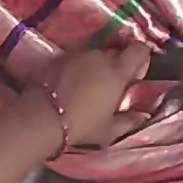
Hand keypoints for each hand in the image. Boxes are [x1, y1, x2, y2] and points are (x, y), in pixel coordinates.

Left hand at [25, 43, 150, 150]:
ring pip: (92, 56)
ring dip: (94, 67)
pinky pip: (73, 60)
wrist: (40, 118)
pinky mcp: (56, 58)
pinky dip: (75, 69)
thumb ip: (128, 121)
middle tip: (111, 86)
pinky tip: (68, 86)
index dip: (140, 58)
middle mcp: (99, 57)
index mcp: (117, 71)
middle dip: (115, 65)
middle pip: (114, 53)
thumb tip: (142, 116)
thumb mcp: (108, 131)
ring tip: (87, 87)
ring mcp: (76, 55)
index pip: (138, 51)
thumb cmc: (81, 126)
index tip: (136, 72)